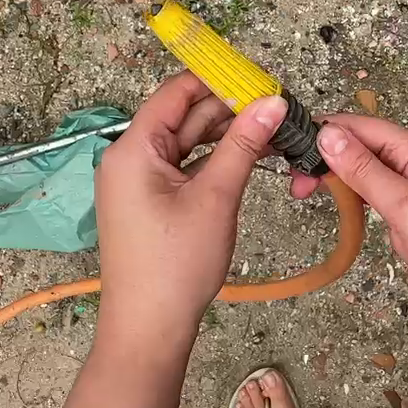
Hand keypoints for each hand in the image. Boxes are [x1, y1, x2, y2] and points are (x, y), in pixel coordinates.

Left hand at [94, 72, 287, 344]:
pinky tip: (249, 155)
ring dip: (227, 134)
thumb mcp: (215, 197)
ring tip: (271, 128)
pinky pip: (185, 165)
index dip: (218, 79)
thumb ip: (244, 144)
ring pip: (188, 141)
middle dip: (229, 108)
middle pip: (184, 115)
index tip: (261, 77)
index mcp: (133, 148)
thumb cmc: (176, 263)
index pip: (176, 92)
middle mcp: (130, 157)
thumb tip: (273, 101)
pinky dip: (215, 158)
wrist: (149, 331)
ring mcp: (139, 180)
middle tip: (276, 105)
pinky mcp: (151, 200)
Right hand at [307, 114, 407, 309]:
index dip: (324, 132)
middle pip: (362, 144)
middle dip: (327, 156)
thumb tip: (328, 133)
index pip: (361, 125)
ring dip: (339, 175)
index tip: (289, 151)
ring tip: (307, 193)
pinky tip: (343, 205)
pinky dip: (356, 194)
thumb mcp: (402, 204)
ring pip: (368, 168)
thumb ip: (364, 170)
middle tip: (296, 186)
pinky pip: (379, 190)